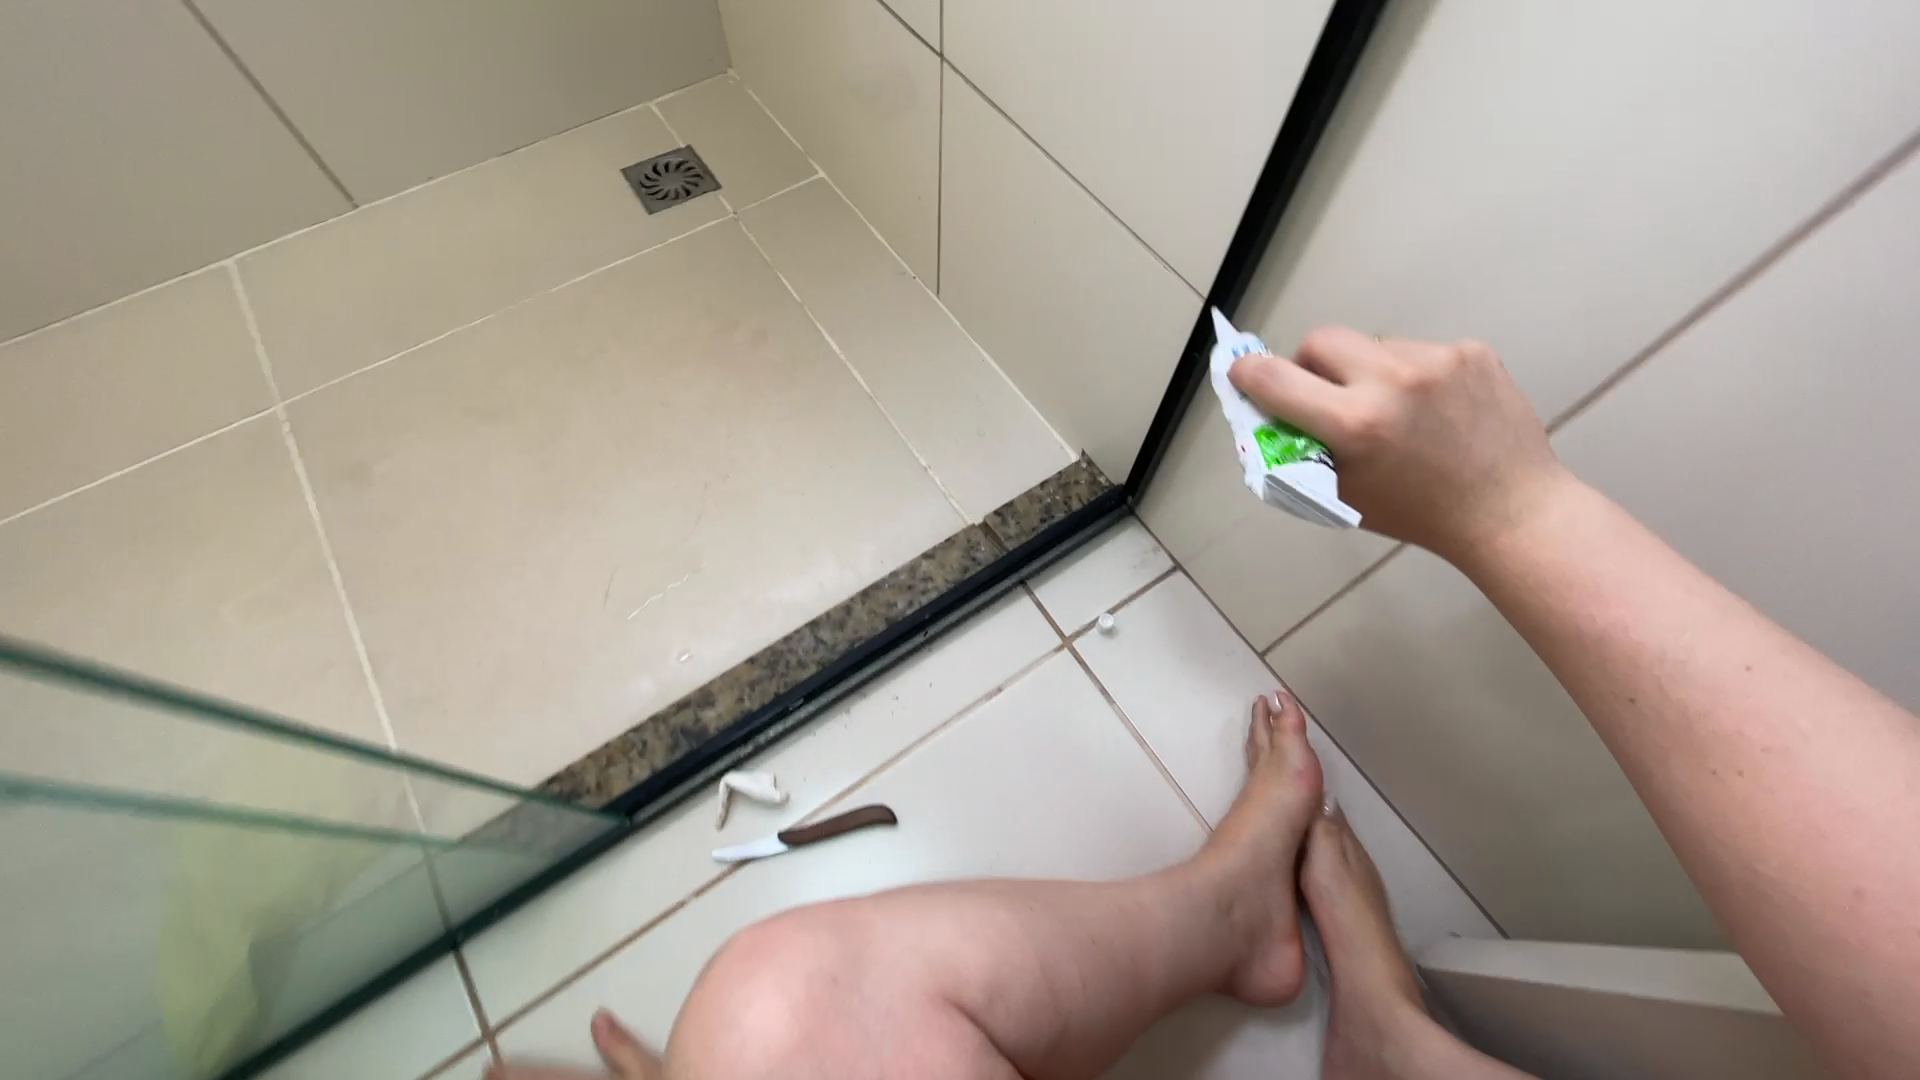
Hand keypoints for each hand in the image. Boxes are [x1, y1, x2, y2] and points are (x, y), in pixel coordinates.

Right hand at [1227, 326, 1571, 558]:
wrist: (1508, 509)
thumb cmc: (1413, 512)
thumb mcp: (1338, 491)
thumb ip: (1298, 449)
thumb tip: (1266, 414)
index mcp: (1353, 423)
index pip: (1274, 378)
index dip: (1247, 373)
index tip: (1241, 374)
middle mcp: (1391, 380)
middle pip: (1320, 340)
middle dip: (1309, 364)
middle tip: (1321, 394)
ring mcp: (1436, 360)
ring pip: (1370, 346)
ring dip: (1363, 371)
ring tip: (1390, 410)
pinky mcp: (1470, 351)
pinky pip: (1414, 351)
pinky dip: (1407, 375)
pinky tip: (1429, 409)